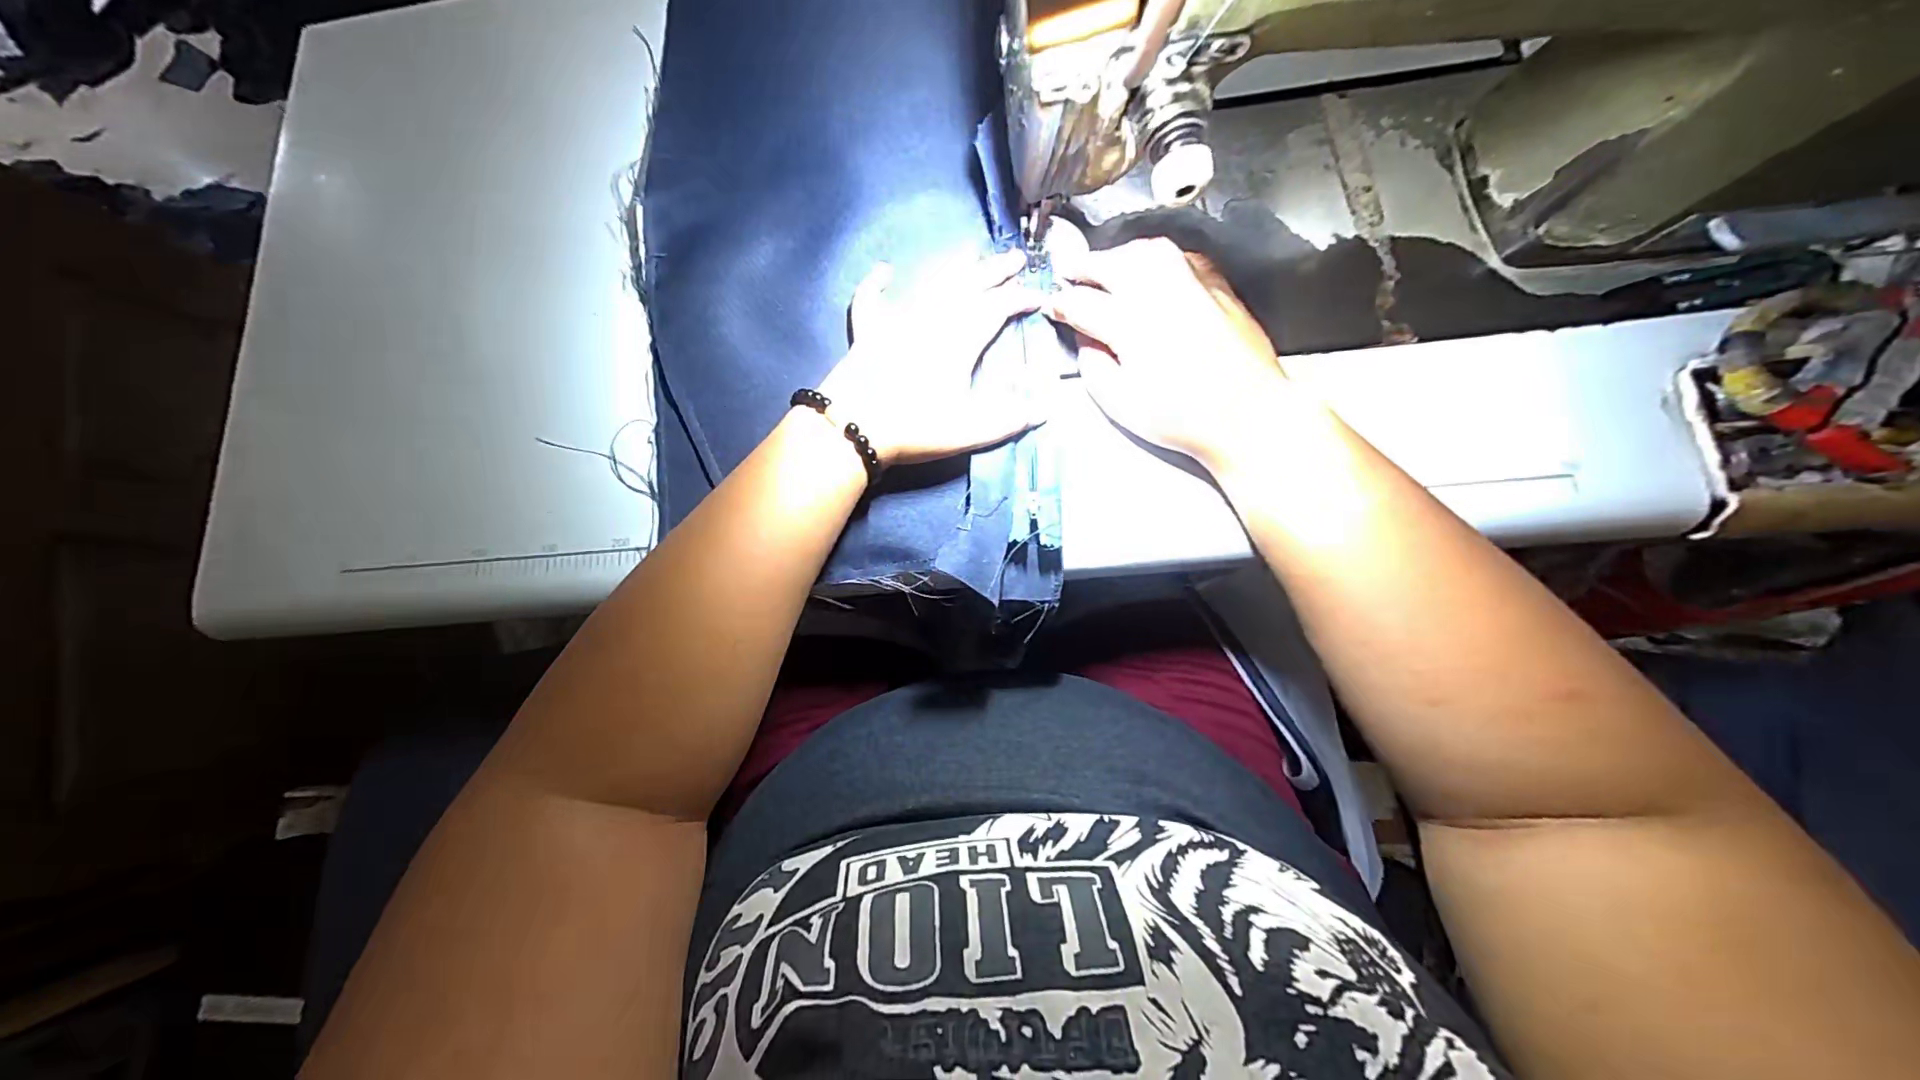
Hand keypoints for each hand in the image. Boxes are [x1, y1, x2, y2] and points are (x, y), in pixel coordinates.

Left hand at [816, 252, 1044, 466]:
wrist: (853, 428)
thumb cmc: (915, 427)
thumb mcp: (971, 429)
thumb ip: (1011, 417)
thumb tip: (1047, 406)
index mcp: (960, 338)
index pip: (997, 307)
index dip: (1021, 299)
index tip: (1039, 298)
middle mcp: (931, 318)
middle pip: (968, 285)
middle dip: (995, 270)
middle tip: (1015, 259)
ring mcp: (896, 320)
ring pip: (929, 284)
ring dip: (952, 268)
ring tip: (970, 254)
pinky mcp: (867, 331)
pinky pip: (871, 299)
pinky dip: (877, 283)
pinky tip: (884, 271)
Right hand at [1047, 238, 1290, 472]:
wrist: (1246, 413)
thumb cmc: (1183, 417)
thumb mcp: (1120, 402)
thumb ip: (1093, 364)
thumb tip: (1085, 339)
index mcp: (1129, 324)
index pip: (1081, 302)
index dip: (1060, 303)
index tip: (1052, 306)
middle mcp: (1160, 293)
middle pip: (1110, 263)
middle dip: (1084, 267)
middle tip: (1070, 274)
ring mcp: (1192, 284)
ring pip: (1146, 250)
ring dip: (1119, 255)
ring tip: (1106, 266)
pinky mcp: (1217, 286)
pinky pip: (1180, 257)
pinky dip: (1158, 258)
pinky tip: (1152, 271)